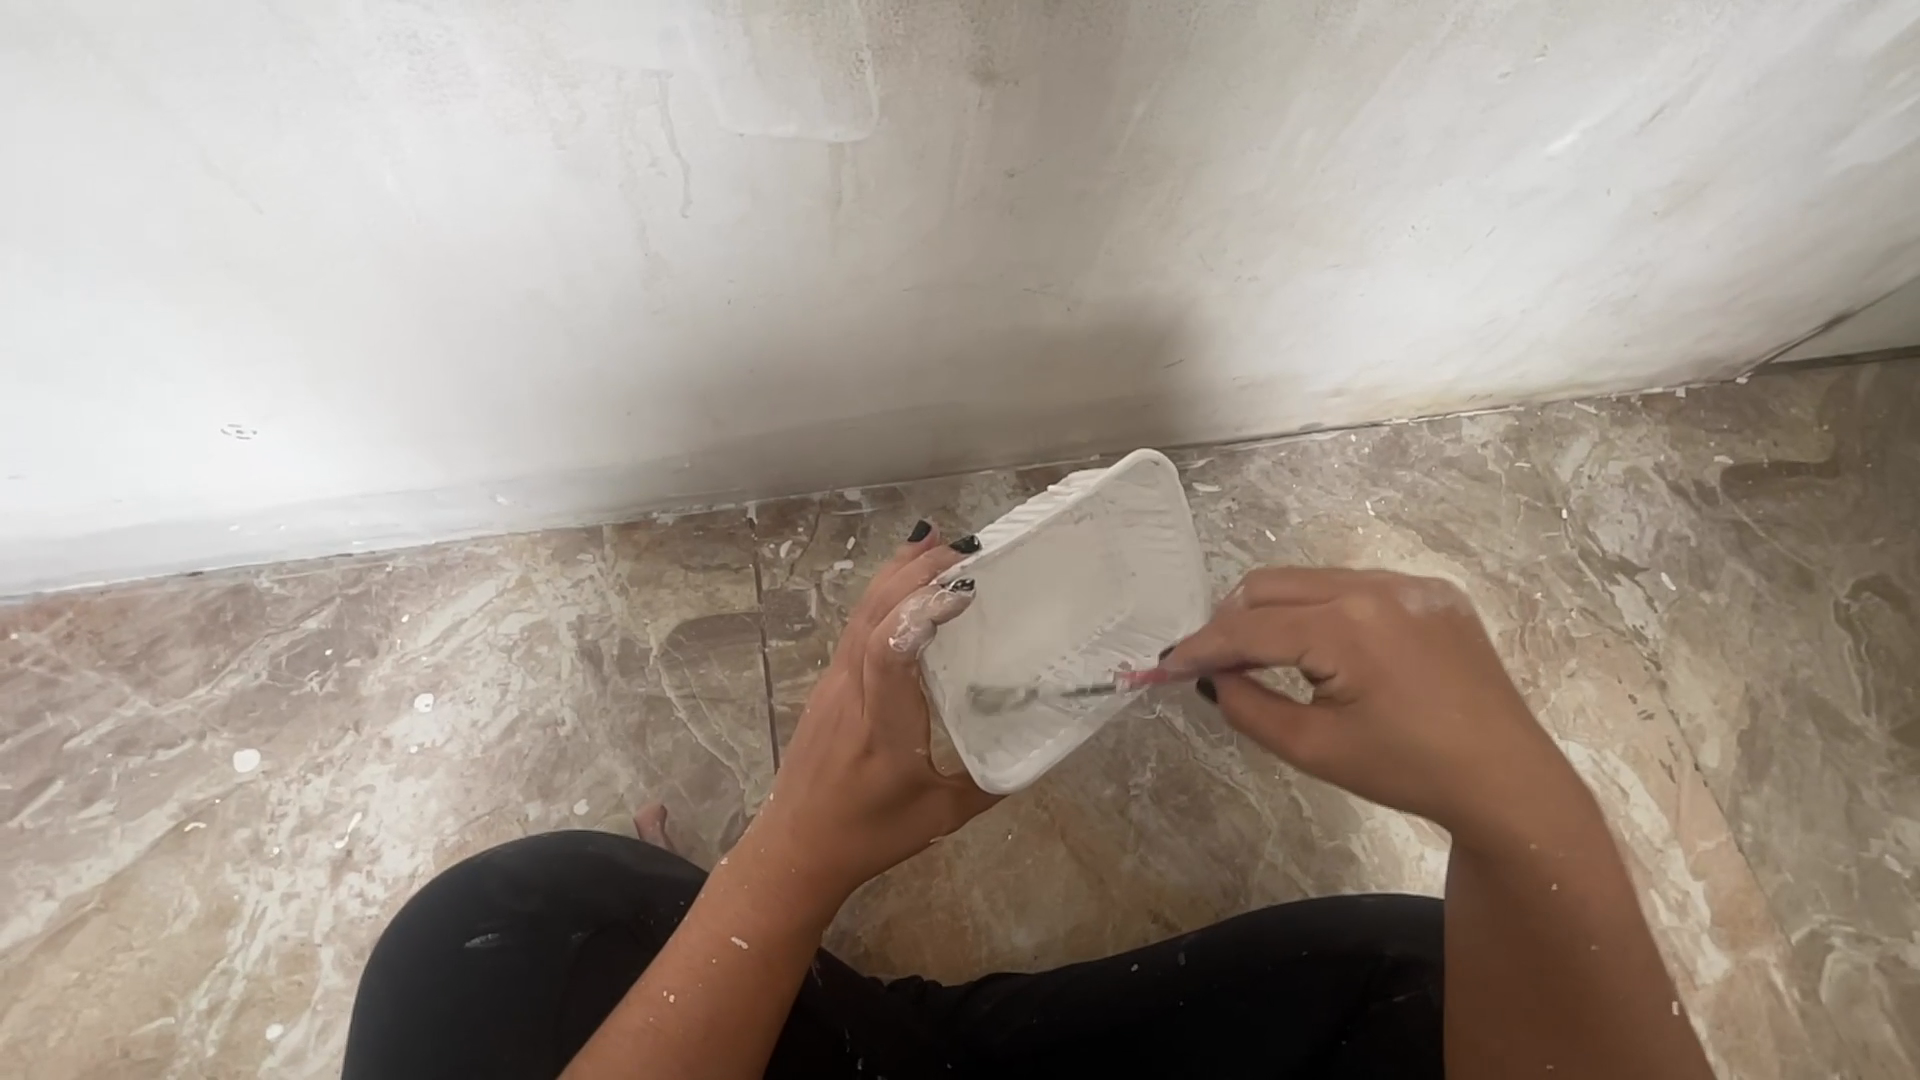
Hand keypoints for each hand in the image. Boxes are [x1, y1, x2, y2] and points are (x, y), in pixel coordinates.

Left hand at [745, 524, 998, 906]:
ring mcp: (834, 682)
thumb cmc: (867, 834)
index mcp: (883, 725)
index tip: (963, 588)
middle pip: (873, 614)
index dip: (920, 611)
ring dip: (898, 574)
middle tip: (965, 549)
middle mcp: (852, 691)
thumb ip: (989, 782)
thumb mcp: (941, 817)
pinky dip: (883, 595)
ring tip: (939, 546)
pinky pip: (856, 625)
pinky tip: (904, 582)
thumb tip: (1035, 748)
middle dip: (916, 573)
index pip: (889, 652)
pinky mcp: (829, 683)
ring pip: (861, 613)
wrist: (794, 848)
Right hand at [1161, 567, 1585, 845]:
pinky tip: (1317, 648)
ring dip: (1270, 613)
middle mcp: (1376, 587)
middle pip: (1269, 586)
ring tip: (1258, 656)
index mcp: (1348, 627)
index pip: (1249, 628)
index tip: (1165, 665)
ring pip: (1306, 580)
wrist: (1510, 783)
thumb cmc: (1407, 772)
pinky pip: (1349, 586)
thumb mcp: (1311, 748)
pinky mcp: (1430, 590)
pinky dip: (1315, 610)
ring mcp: (1408, 582)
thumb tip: (1210, 675)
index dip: (1201, 647)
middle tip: (1210, 663)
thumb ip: (1245, 705)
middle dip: (1230, 622)